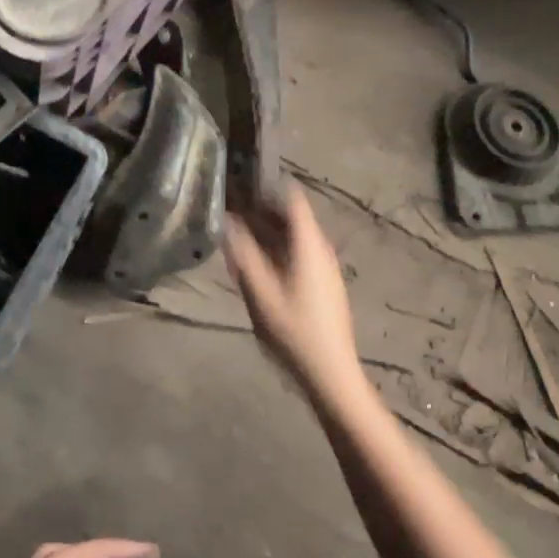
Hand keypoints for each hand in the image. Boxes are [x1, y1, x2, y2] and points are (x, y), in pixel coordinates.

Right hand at [224, 185, 362, 394]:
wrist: (330, 372)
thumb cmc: (293, 330)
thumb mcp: (259, 291)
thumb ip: (242, 253)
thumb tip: (228, 222)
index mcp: (309, 244)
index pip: (292, 199)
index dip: (268, 188)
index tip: (241, 184)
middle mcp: (320, 250)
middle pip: (292, 218)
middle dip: (262, 212)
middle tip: (231, 213)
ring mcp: (325, 269)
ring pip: (294, 239)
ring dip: (267, 234)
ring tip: (238, 239)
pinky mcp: (323, 286)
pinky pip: (298, 255)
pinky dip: (277, 251)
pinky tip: (257, 268)